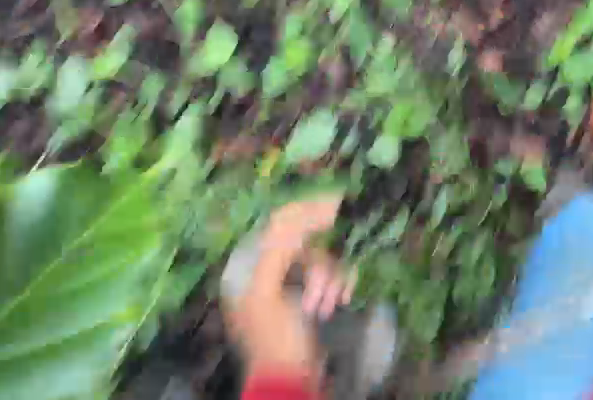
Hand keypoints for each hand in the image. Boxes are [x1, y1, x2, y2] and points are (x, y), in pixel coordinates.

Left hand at [223, 196, 355, 381]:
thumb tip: (301, 213)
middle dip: (322, 261)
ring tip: (329, 304)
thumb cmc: (275, 340)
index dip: (308, 212)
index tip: (337, 211)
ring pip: (323, 256)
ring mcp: (292, 281)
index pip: (280, 222)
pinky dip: (340, 282)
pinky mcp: (312, 292)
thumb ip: (276, 250)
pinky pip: (333, 270)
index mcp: (251, 265)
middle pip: (307, 240)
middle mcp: (270, 267)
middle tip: (326, 286)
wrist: (293, 382)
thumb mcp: (266, 294)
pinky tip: (341, 299)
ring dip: (332, 277)